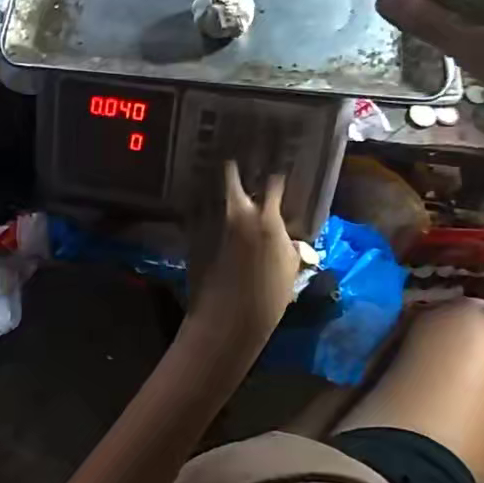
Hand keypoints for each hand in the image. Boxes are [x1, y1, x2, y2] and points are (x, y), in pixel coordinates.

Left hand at [188, 160, 298, 344]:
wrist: (228, 320)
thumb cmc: (268, 299)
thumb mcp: (290, 271)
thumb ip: (289, 248)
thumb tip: (290, 240)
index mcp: (268, 221)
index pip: (274, 184)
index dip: (277, 176)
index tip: (277, 173)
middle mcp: (238, 214)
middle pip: (232, 175)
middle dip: (234, 168)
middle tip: (237, 162)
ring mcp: (212, 222)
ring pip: (211, 192)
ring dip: (215, 188)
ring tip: (219, 182)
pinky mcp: (193, 235)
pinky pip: (197, 214)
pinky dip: (201, 210)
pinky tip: (206, 212)